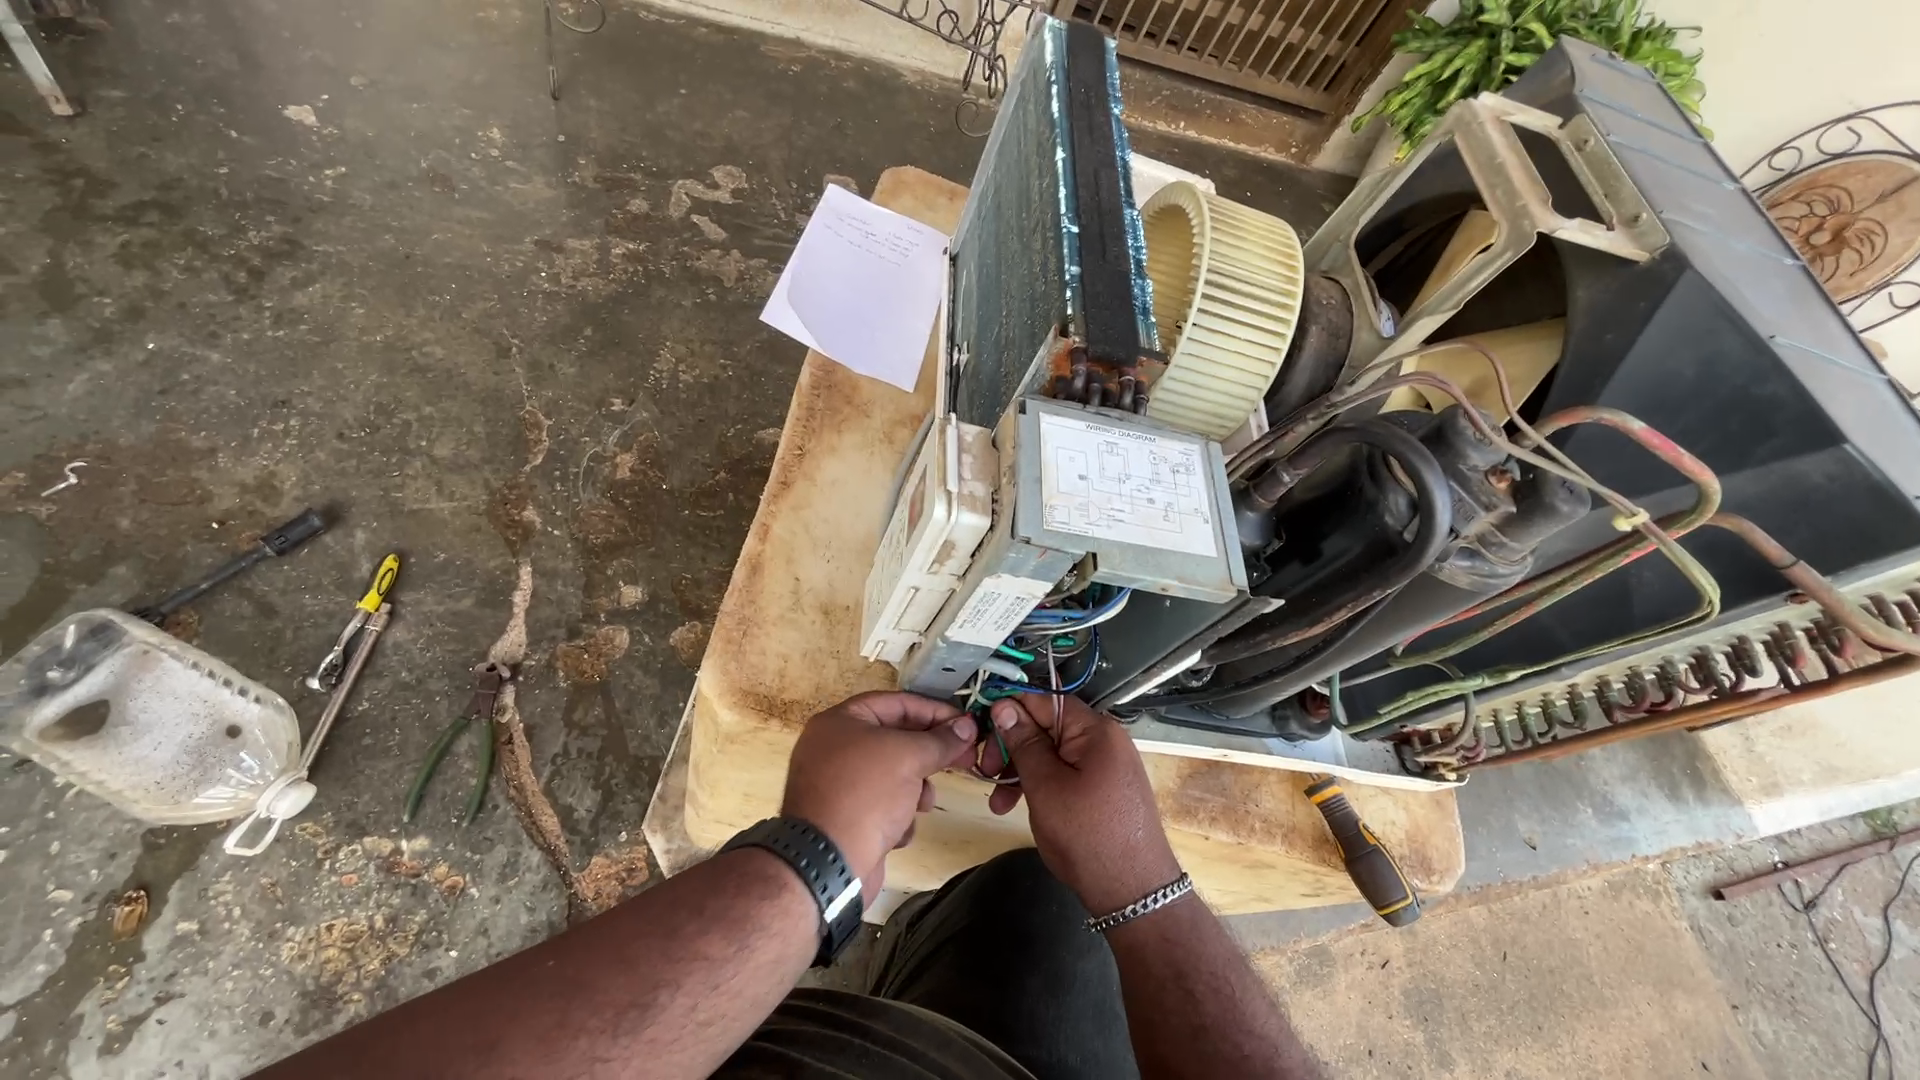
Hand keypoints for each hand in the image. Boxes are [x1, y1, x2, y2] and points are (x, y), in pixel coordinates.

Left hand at [783, 691, 977, 902]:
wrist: (829, 863)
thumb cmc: (866, 794)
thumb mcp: (910, 757)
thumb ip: (941, 740)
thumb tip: (968, 726)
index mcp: (841, 721)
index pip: (897, 703)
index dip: (935, 711)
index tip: (966, 724)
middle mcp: (835, 747)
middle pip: (896, 739)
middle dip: (928, 753)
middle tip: (964, 760)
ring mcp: (838, 784)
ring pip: (893, 774)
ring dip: (915, 788)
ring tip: (923, 803)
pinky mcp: (846, 817)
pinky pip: (881, 804)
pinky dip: (896, 813)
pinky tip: (900, 829)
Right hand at [987, 695, 1181, 915]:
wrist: (1134, 892)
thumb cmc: (1087, 835)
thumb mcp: (1045, 786)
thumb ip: (1023, 742)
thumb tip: (1004, 706)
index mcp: (1095, 730)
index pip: (1045, 700)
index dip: (1010, 709)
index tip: (981, 728)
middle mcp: (1104, 740)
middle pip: (1047, 727)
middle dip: (1012, 747)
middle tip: (985, 772)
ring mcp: (1106, 766)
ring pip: (1052, 754)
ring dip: (1021, 771)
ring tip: (998, 802)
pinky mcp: (1103, 789)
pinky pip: (1064, 774)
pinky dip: (1040, 786)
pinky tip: (1018, 807)